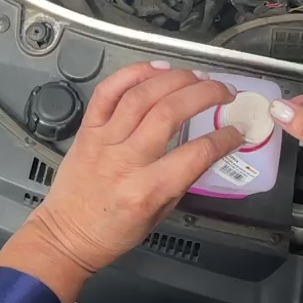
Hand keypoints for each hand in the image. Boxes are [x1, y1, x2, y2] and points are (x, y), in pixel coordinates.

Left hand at [0, 61, 241, 302]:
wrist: (65, 235)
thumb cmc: (114, 231)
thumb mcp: (161, 215)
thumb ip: (183, 178)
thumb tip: (209, 146)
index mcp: (147, 190)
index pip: (196, 154)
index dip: (224, 139)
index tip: (237, 130)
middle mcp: (125, 160)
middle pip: (169, 113)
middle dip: (204, 94)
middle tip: (224, 90)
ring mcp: (103, 140)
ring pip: (141, 96)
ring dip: (175, 78)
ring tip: (198, 76)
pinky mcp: (87, 128)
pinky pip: (108, 91)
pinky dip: (133, 73)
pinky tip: (157, 67)